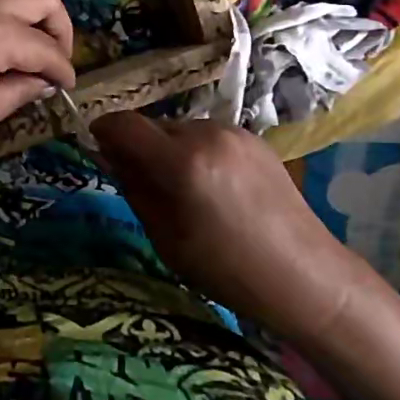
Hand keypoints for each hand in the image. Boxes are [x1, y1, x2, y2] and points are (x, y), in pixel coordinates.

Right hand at [92, 112, 351, 339]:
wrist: (304, 274)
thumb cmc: (227, 269)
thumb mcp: (167, 238)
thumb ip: (135, 188)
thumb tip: (111, 156)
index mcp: (182, 161)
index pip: (125, 125)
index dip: (103, 130)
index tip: (95, 144)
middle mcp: (207, 134)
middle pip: (154, 126)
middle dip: (140, 146)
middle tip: (142, 182)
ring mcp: (235, 133)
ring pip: (182, 130)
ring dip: (170, 149)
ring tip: (184, 190)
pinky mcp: (255, 139)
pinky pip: (210, 137)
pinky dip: (198, 152)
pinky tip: (214, 188)